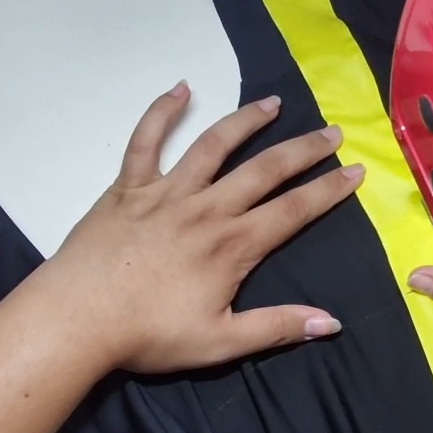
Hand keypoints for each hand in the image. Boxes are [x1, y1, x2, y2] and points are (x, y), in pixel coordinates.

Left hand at [26, 82, 363, 373]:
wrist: (77, 319)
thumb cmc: (149, 334)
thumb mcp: (221, 342)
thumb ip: (277, 327)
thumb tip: (332, 323)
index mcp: (233, 245)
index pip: (294, 210)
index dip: (329, 191)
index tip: (355, 172)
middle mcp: (207, 208)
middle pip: (265, 169)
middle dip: (303, 150)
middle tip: (331, 133)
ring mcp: (166, 192)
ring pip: (214, 145)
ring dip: (246, 121)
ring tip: (273, 103)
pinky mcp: (129, 187)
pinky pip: (146, 141)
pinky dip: (162, 113)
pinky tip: (180, 89)